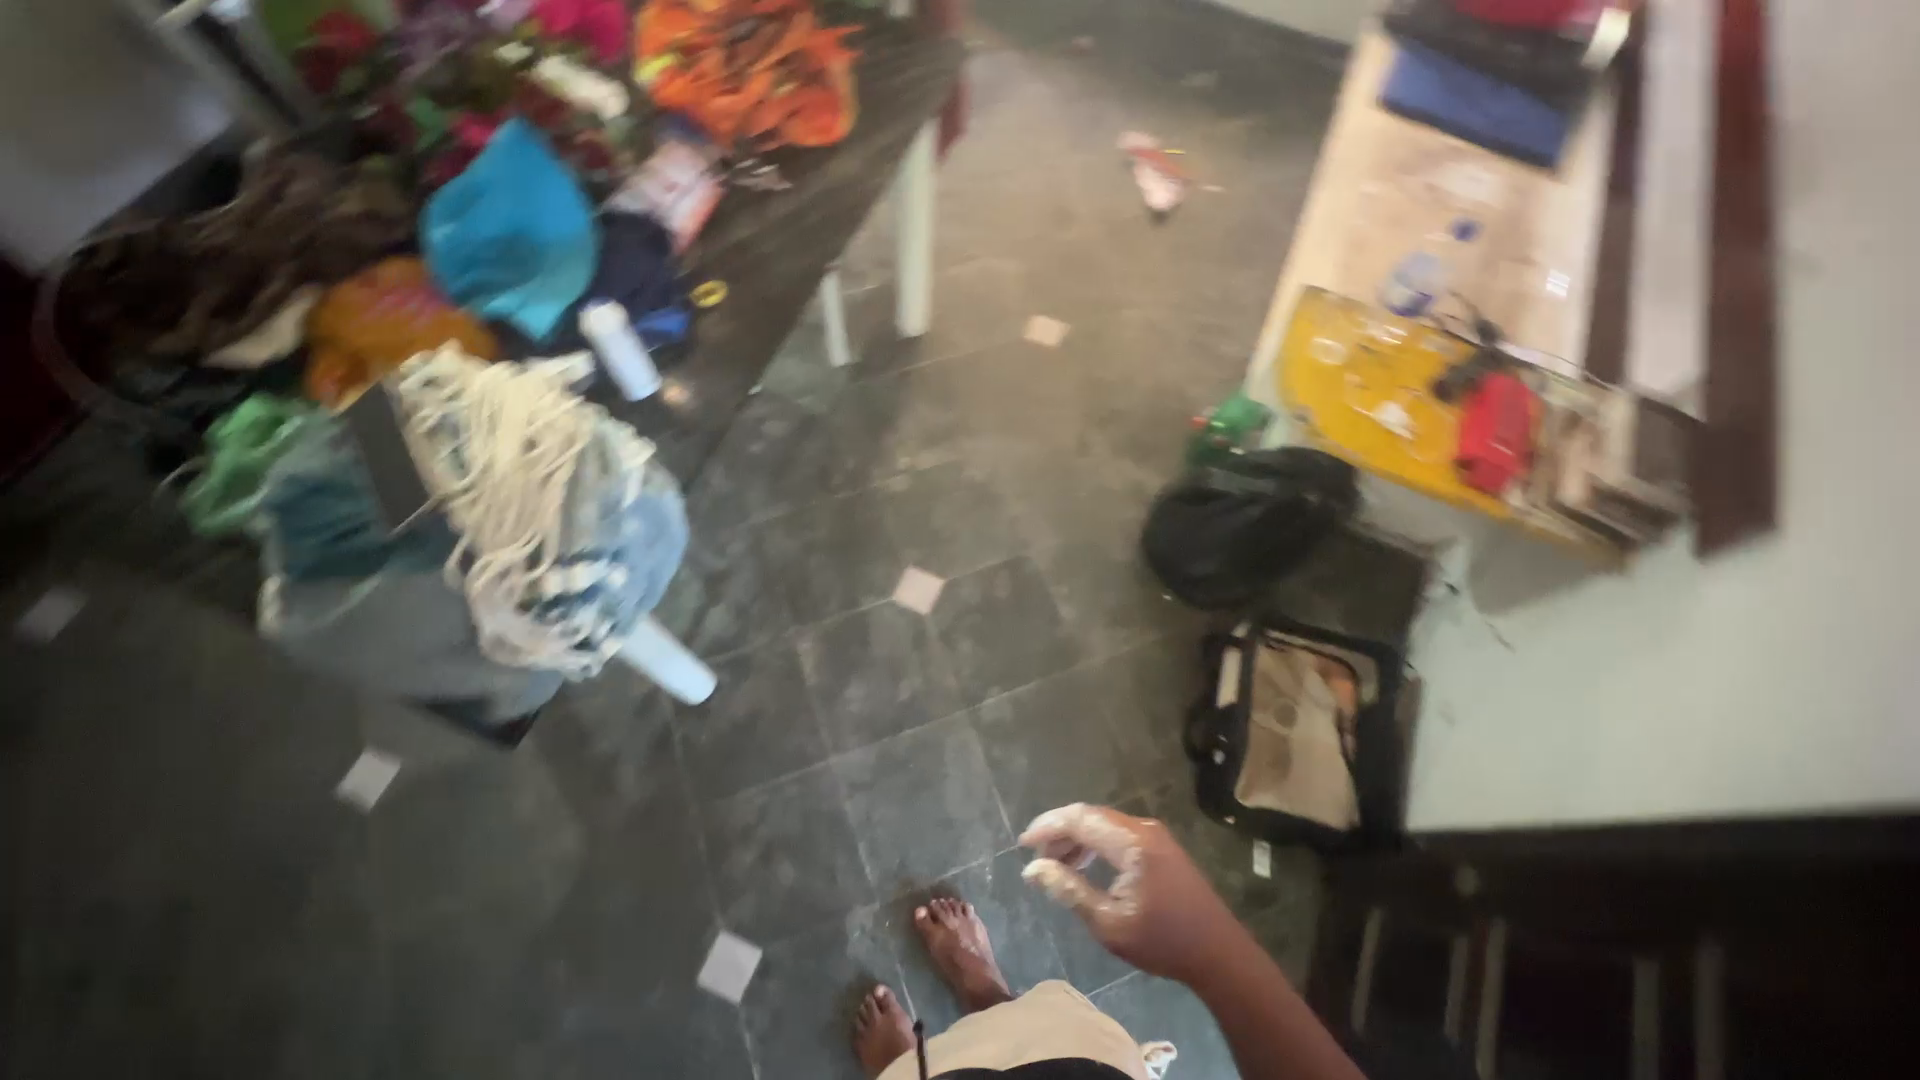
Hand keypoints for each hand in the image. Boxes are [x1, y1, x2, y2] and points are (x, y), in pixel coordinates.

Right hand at [1019, 803, 1245, 983]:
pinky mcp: (1162, 847)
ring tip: (1056, 863)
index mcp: (1131, 842)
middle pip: (1091, 816)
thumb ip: (1069, 890)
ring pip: (1105, 824)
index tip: (1024, 844)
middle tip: (1036, 855)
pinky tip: (1085, 865)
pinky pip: (1119, 833)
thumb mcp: (1108, 922)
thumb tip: (1033, 868)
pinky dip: (1096, 843)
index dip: (1047, 827)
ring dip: (1078, 838)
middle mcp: (1143, 828)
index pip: (1079, 818)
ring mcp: (1155, 836)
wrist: (1219, 953)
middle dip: (1060, 831)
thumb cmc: (1162, 941)